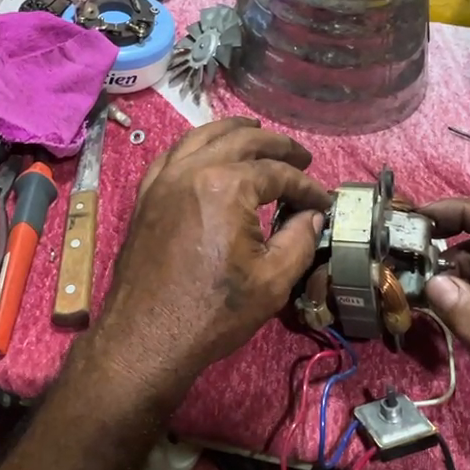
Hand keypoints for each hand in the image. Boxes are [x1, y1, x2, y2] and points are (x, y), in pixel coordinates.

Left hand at [93, 118, 331, 398]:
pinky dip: (196, 145)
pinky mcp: (147, 194)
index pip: (276, 173)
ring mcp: (164, 179)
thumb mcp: (272, 280)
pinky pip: (172, 154)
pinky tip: (207, 152)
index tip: (322, 201)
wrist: (147, 336)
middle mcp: (192, 169)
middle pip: (241, 141)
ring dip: (234, 132)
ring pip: (202, 137)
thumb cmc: (213, 311)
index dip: (305, 186)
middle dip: (276, 146)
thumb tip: (312, 216)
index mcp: (225, 185)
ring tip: (257, 135)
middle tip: (300, 158)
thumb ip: (299, 239)